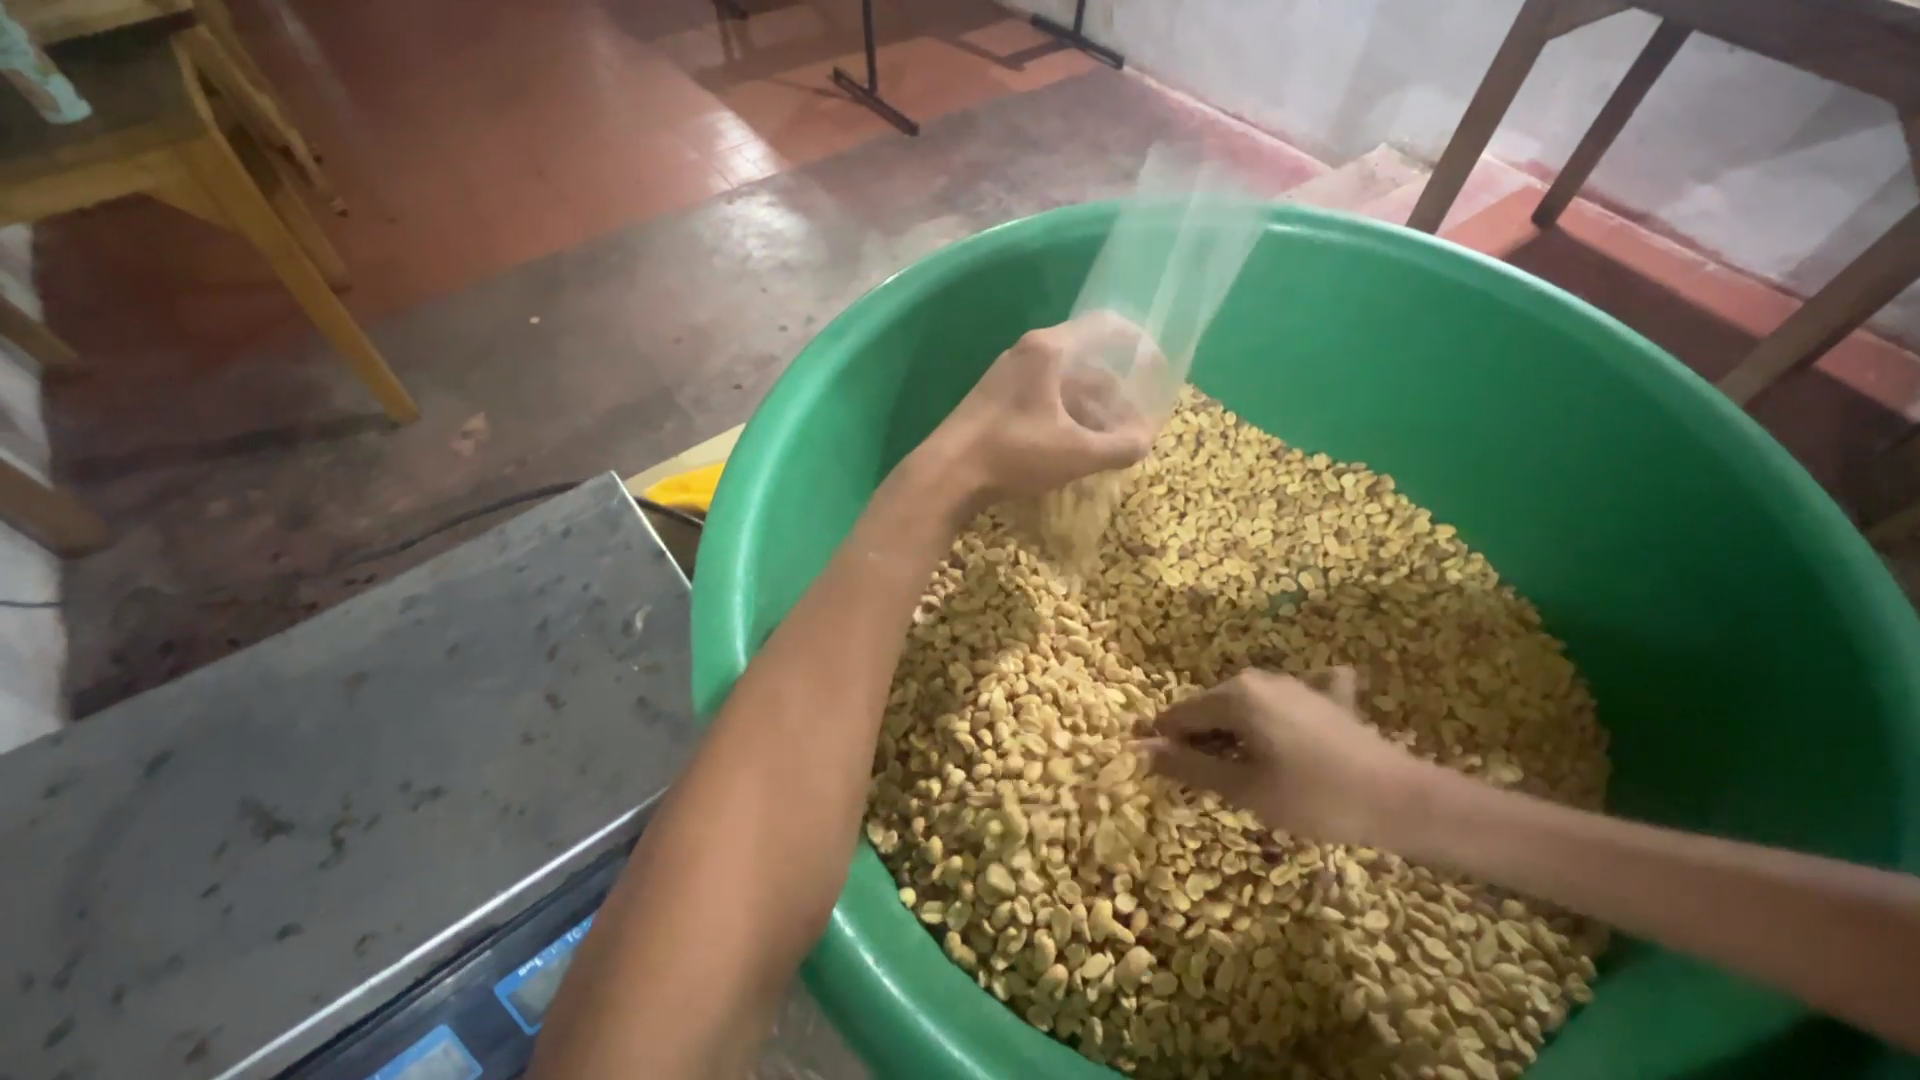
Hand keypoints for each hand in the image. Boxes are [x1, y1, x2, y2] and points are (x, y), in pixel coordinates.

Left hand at [924, 312, 1158, 502]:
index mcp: (1048, 350)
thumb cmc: (1013, 454)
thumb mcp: (1076, 454)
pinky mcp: (996, 398)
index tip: (1157, 369)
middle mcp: (1027, 352)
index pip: (1106, 326)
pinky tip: (1072, 448)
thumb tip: (1145, 441)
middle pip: (1087, 361)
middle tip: (1132, 425)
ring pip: (1064, 382)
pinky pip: (1044, 396)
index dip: (1139, 344)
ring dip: (1091, 409)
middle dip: (1115, 393)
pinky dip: (1066, 415)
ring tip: (1106, 443)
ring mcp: (1008, 374)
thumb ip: (1120, 446)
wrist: (946, 473)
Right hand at [1142, 669, 1448, 847]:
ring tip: (1247, 775)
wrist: (1399, 800)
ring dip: (1236, 735)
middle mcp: (1261, 678)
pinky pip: (1288, 703)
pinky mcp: (1327, 698)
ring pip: (1247, 706)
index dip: (1164, 745)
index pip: (1179, 716)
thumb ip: (1188, 767)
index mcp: (1235, 695)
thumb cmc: (1311, 798)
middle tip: (1209, 785)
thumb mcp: (1241, 788)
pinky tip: (1291, 736)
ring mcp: (1296, 684)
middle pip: (1212, 708)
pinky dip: (1279, 720)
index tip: (1159, 774)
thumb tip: (1141, 750)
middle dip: (1201, 741)